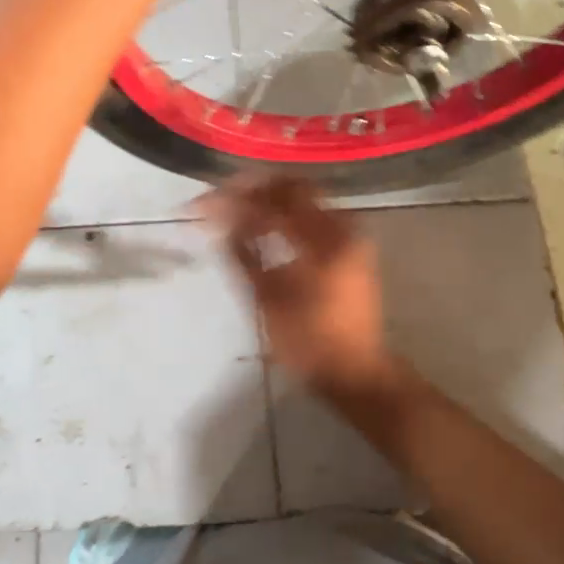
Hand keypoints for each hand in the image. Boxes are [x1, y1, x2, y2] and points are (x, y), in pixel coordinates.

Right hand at [205, 176, 393, 391]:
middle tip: (224, 199)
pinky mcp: (352, 251)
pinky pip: (317, 218)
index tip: (207, 202)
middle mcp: (343, 228)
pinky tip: (266, 230)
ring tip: (239, 213)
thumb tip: (221, 221)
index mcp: (325, 238)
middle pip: (294, 189)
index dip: (237, 196)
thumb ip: (243, 254)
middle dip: (256, 190)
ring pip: (307, 201)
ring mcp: (352, 238)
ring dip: (273, 201)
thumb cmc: (309, 341)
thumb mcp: (268, 299)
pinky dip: (290, 217)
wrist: (356, 374)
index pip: (274, 198)